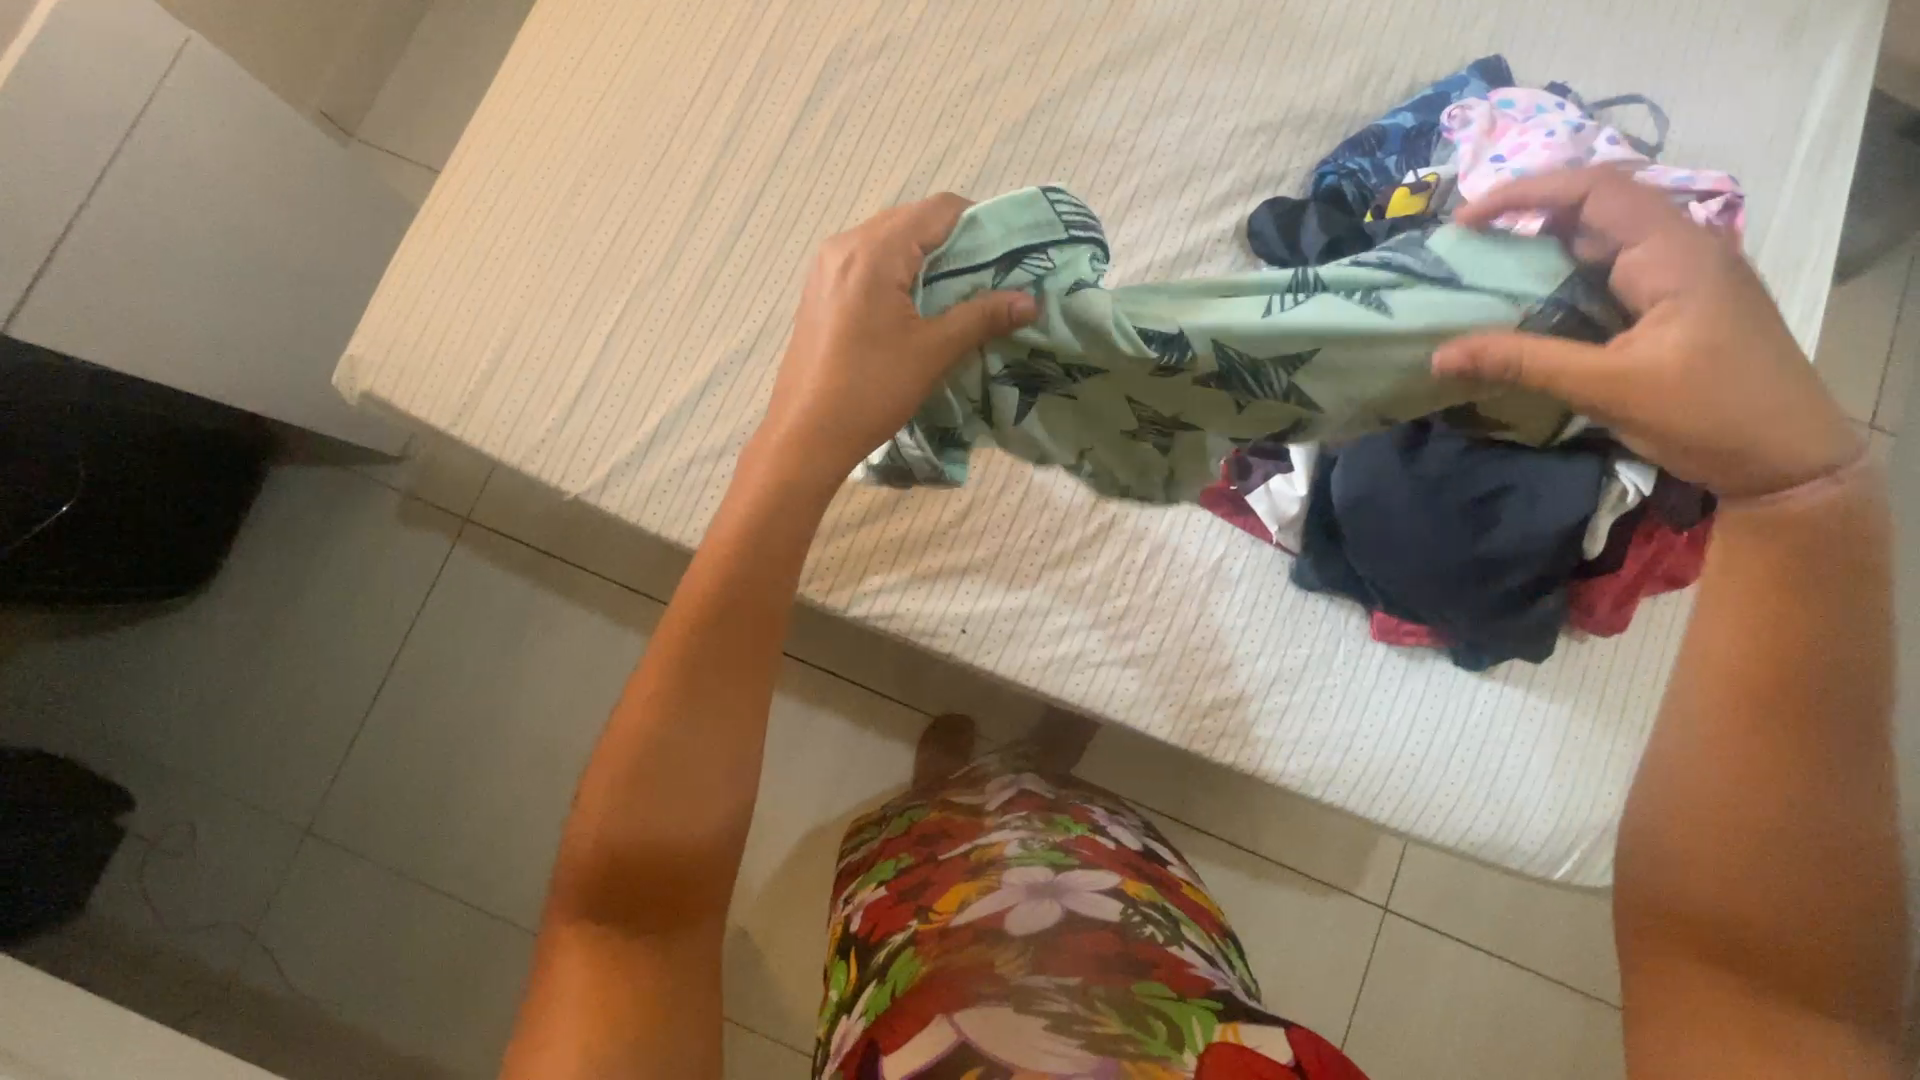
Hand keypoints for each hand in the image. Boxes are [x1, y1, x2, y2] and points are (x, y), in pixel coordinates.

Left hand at [754, 193, 1038, 482]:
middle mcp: (845, 245)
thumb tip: (1030, 301)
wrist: (805, 435)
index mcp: (873, 251)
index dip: (979, 223)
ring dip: (926, 261)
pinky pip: (868, 265)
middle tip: (987, 279)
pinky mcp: (820, 291)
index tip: (1006, 256)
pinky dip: (899, 275)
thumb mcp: (932, 352)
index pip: (938, 209)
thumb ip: (982, 317)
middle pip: (912, 220)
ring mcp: (827, 267)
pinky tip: (916, 310)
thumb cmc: (870, 391)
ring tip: (956, 297)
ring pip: (889, 243)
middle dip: (954, 244)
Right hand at [1434, 167, 1862, 498]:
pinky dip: (1559, 279)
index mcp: (1674, 253)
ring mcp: (1679, 278)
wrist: (1786, 459)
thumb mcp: (1606, 388)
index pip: (1596, 190)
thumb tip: (1439, 355)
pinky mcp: (1671, 306)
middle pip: (1595, 208)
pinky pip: (1607, 275)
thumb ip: (1522, 362)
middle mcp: (1680, 250)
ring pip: (1600, 242)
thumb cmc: (1708, 414)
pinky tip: (1526, 304)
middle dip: (1525, 217)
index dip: (1525, 193)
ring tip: (1482, 270)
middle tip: (1462, 246)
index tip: (1463, 221)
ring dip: (1540, 249)